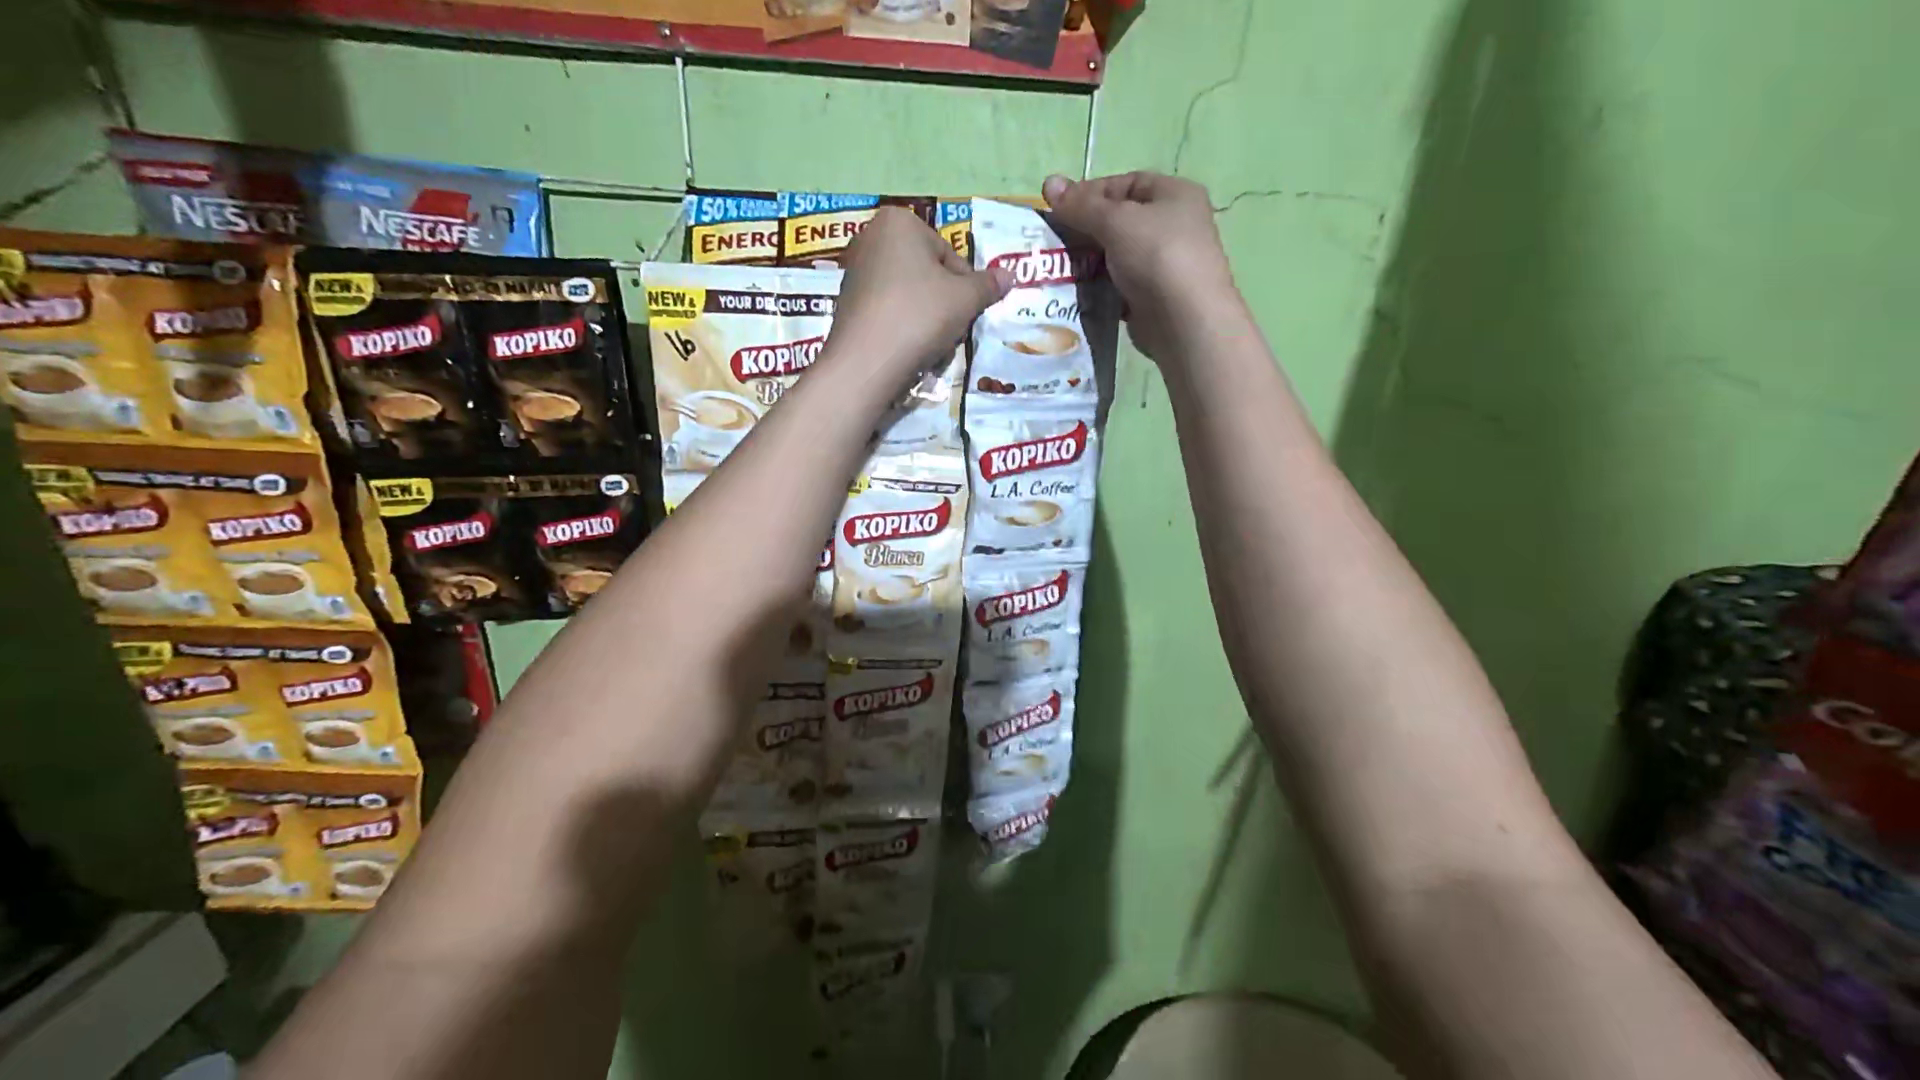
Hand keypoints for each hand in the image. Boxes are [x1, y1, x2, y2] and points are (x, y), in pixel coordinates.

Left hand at [832, 207, 1011, 384]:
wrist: (866, 362)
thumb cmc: (918, 316)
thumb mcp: (965, 299)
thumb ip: (988, 285)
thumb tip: (1010, 274)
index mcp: (899, 222)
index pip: (950, 254)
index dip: (966, 286)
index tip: (968, 310)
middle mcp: (870, 237)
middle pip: (927, 272)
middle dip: (944, 301)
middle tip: (952, 329)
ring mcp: (855, 271)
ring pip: (909, 294)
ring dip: (926, 317)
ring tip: (931, 343)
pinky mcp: (846, 303)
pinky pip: (888, 311)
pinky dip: (902, 326)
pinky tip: (908, 349)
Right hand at [1042, 172, 1235, 362]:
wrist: (1184, 321)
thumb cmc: (1157, 256)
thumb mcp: (1116, 221)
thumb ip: (1081, 205)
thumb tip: (1048, 181)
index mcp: (1175, 195)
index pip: (1126, 184)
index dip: (1091, 193)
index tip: (1059, 209)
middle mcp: (1173, 225)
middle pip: (1119, 220)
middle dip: (1085, 230)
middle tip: (1053, 241)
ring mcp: (1163, 264)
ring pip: (1116, 255)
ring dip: (1088, 261)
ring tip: (1058, 268)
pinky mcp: (1152, 296)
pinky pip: (1118, 285)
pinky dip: (1098, 287)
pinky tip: (1075, 292)